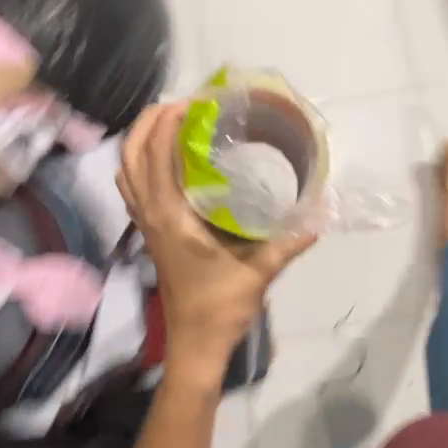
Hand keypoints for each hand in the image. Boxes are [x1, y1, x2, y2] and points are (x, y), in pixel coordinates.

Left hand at [118, 103, 317, 377]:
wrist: (194, 345)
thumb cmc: (220, 307)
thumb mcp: (259, 273)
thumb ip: (288, 242)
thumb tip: (321, 214)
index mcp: (170, 217)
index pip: (157, 158)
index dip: (168, 124)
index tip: (191, 102)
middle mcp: (151, 215)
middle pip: (131, 156)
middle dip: (148, 122)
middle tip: (179, 103)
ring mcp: (145, 224)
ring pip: (126, 171)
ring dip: (140, 140)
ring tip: (169, 120)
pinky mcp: (149, 233)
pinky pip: (132, 188)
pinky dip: (140, 163)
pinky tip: (165, 158)